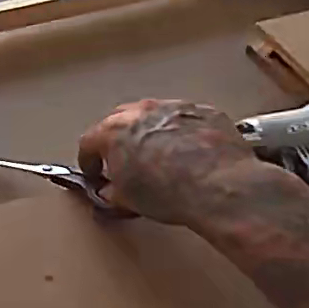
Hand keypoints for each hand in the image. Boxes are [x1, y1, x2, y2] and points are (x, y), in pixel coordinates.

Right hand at [77, 99, 277, 226]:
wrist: (220, 188)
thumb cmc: (169, 192)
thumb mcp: (125, 199)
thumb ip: (110, 190)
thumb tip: (112, 191)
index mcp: (112, 131)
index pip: (88, 143)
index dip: (89, 163)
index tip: (95, 174)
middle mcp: (141, 111)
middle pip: (118, 122)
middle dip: (117, 141)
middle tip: (123, 162)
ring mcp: (175, 108)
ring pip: (152, 117)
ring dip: (149, 133)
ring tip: (157, 157)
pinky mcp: (205, 112)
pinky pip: (184, 120)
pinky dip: (180, 133)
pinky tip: (187, 154)